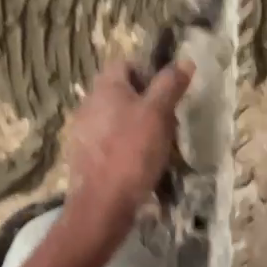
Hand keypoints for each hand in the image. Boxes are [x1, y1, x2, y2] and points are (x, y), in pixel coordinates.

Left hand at [61, 57, 191, 253]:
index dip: (148, 71)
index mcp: (105, 88)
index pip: (125, 63)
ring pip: (116, 117)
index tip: (168, 90)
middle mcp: (88, 104)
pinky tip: (140, 163)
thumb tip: (184, 60)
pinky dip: (125, 145)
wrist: (102, 206)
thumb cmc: (132, 152)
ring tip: (158, 143)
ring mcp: (82, 132)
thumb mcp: (159, 114)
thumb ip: (170, 84)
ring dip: (137, 124)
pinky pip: (109, 141)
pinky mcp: (84, 156)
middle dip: (146, 101)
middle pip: (121, 91)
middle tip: (168, 119)